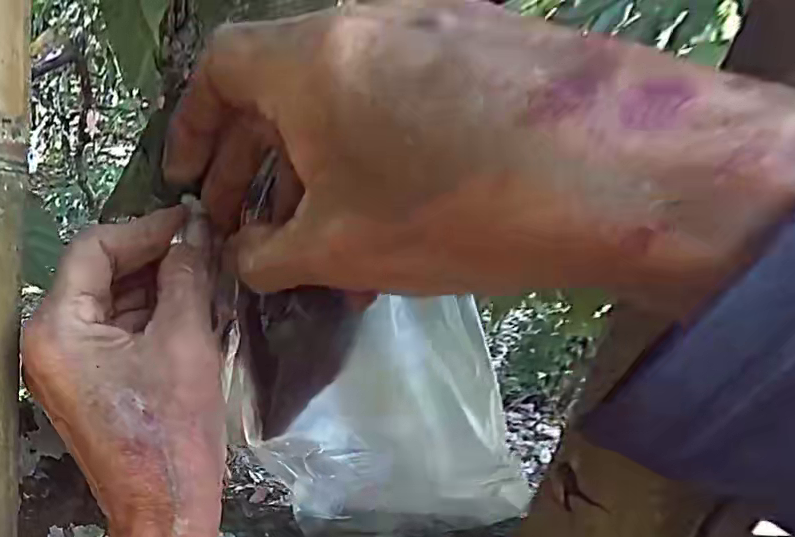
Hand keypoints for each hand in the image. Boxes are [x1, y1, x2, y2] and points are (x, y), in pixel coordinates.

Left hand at [23, 204, 224, 536]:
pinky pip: (112, 342)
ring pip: (109, 310)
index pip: (93, 248)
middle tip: (207, 251)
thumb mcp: (184, 342)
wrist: (164, 516)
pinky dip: (147, 325)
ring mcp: (62, 372)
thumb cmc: (173, 433)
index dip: (146, 229)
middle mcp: (45, 345)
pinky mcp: (83, 391)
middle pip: (97, 278)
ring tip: (207, 281)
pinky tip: (189, 316)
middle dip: (152, 262)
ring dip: (154, 293)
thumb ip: (184, 275)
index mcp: (54, 328)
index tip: (193, 221)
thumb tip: (194, 233)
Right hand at [164, 0, 794, 317]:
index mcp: (311, 60)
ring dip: (299, 169)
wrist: (611, 178)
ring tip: (298, 238)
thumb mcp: (330, 249)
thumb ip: (262, 255)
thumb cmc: (445, 212)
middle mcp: (363, 23)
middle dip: (241, 162)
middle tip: (235, 225)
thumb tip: (239, 255)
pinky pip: (384, 101)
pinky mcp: (473, 50)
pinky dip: (353, 155)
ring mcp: (425, 29)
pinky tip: (364, 216)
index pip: (220, 67)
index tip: (184, 180)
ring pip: (330, 99)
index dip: (190, 125)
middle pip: (273, 86)